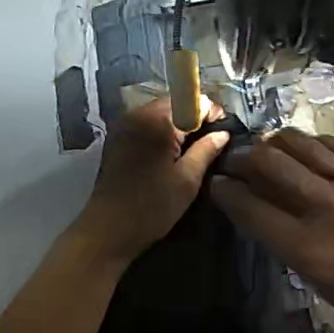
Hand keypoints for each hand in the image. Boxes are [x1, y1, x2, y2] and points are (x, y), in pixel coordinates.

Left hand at [72, 98, 231, 261]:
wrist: (108, 229)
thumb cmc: (152, 207)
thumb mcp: (188, 180)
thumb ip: (207, 150)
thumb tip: (223, 133)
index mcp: (157, 121)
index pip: (193, 102)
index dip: (213, 113)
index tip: (225, 131)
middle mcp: (138, 114)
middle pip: (175, 104)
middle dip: (195, 117)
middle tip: (212, 140)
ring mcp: (124, 125)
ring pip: (160, 113)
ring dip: (178, 124)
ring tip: (194, 147)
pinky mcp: (117, 137)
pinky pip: (146, 123)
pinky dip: (161, 131)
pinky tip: (170, 151)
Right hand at [210, 129, 333, 332]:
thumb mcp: (325, 287)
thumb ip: (289, 248)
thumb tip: (263, 214)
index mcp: (311, 248)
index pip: (251, 208)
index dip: (226, 193)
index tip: (218, 186)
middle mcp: (328, 206)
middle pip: (267, 163)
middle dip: (241, 159)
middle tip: (234, 163)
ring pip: (296, 142)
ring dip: (272, 144)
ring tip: (265, 151)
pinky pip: (330, 142)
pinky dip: (310, 145)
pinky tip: (306, 153)